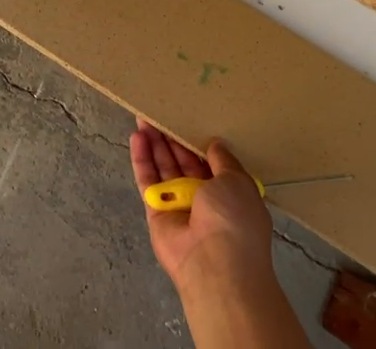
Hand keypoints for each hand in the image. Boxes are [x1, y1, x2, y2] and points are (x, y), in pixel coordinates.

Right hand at [130, 121, 274, 288]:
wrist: (213, 262)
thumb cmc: (233, 219)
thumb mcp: (238, 183)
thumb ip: (224, 160)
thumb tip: (216, 143)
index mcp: (229, 193)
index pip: (210, 162)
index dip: (198, 142)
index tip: (187, 120)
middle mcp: (204, 198)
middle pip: (183, 162)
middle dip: (171, 138)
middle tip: (158, 113)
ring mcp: (178, 204)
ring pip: (163, 167)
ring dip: (154, 143)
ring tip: (143, 118)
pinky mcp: (155, 209)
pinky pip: (147, 179)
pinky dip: (141, 159)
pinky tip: (137, 137)